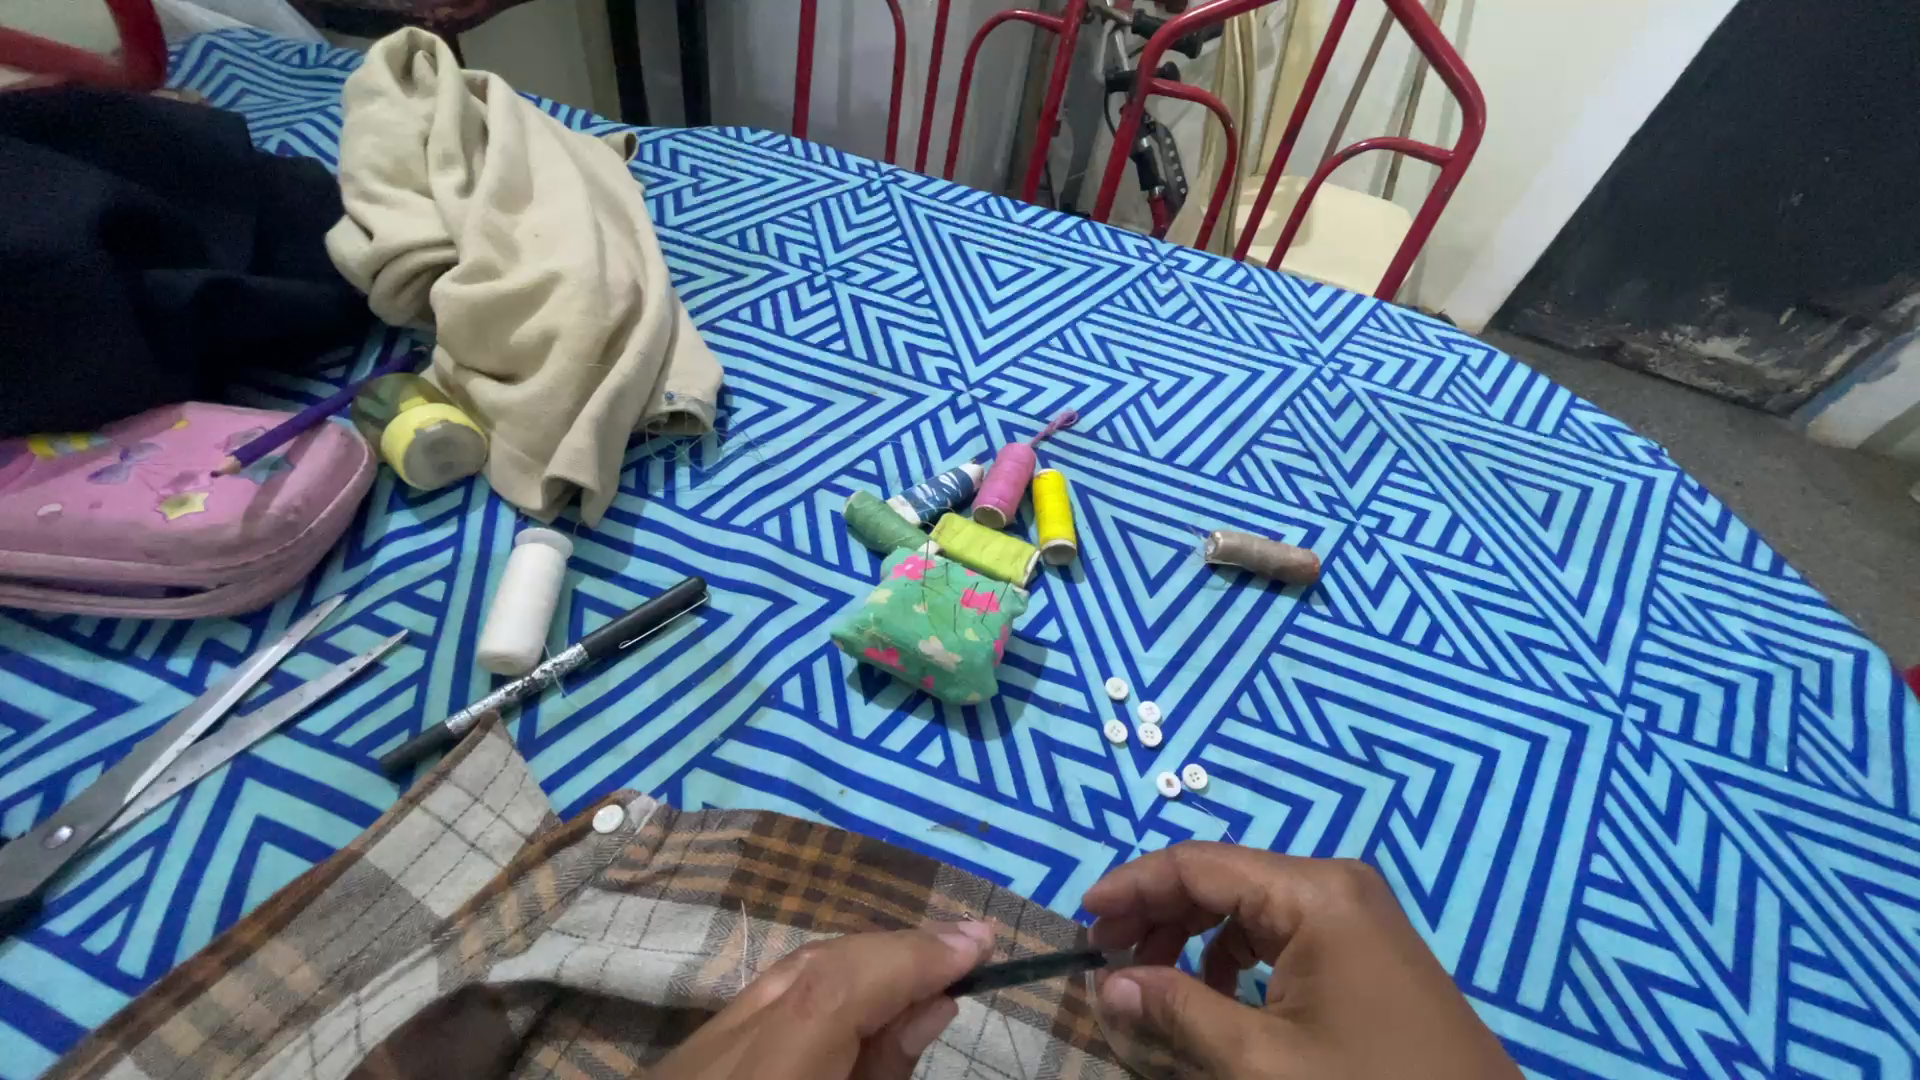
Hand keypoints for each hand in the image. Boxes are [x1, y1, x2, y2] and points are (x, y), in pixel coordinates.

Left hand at [650, 920, 994, 1079]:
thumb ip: (886, 1074)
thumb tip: (934, 1003)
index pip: (833, 994)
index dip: (908, 958)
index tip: (976, 944)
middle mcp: (715, 1055)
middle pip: (814, 968)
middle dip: (898, 950)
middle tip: (968, 943)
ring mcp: (694, 1049)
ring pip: (791, 971)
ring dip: (869, 958)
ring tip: (931, 958)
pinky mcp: (692, 1051)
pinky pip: (772, 994)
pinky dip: (830, 978)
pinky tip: (870, 981)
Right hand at [1084, 843, 1519, 1079]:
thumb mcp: (1263, 1065)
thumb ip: (1178, 1012)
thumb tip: (1107, 985)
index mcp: (1313, 890)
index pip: (1198, 864)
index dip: (1133, 885)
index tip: (1085, 918)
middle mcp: (1333, 883)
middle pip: (1221, 879)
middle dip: (1159, 913)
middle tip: (1109, 954)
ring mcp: (1355, 913)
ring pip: (1248, 905)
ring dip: (1192, 936)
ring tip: (1154, 979)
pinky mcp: (1365, 946)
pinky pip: (1280, 931)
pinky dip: (1235, 955)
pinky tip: (1218, 996)